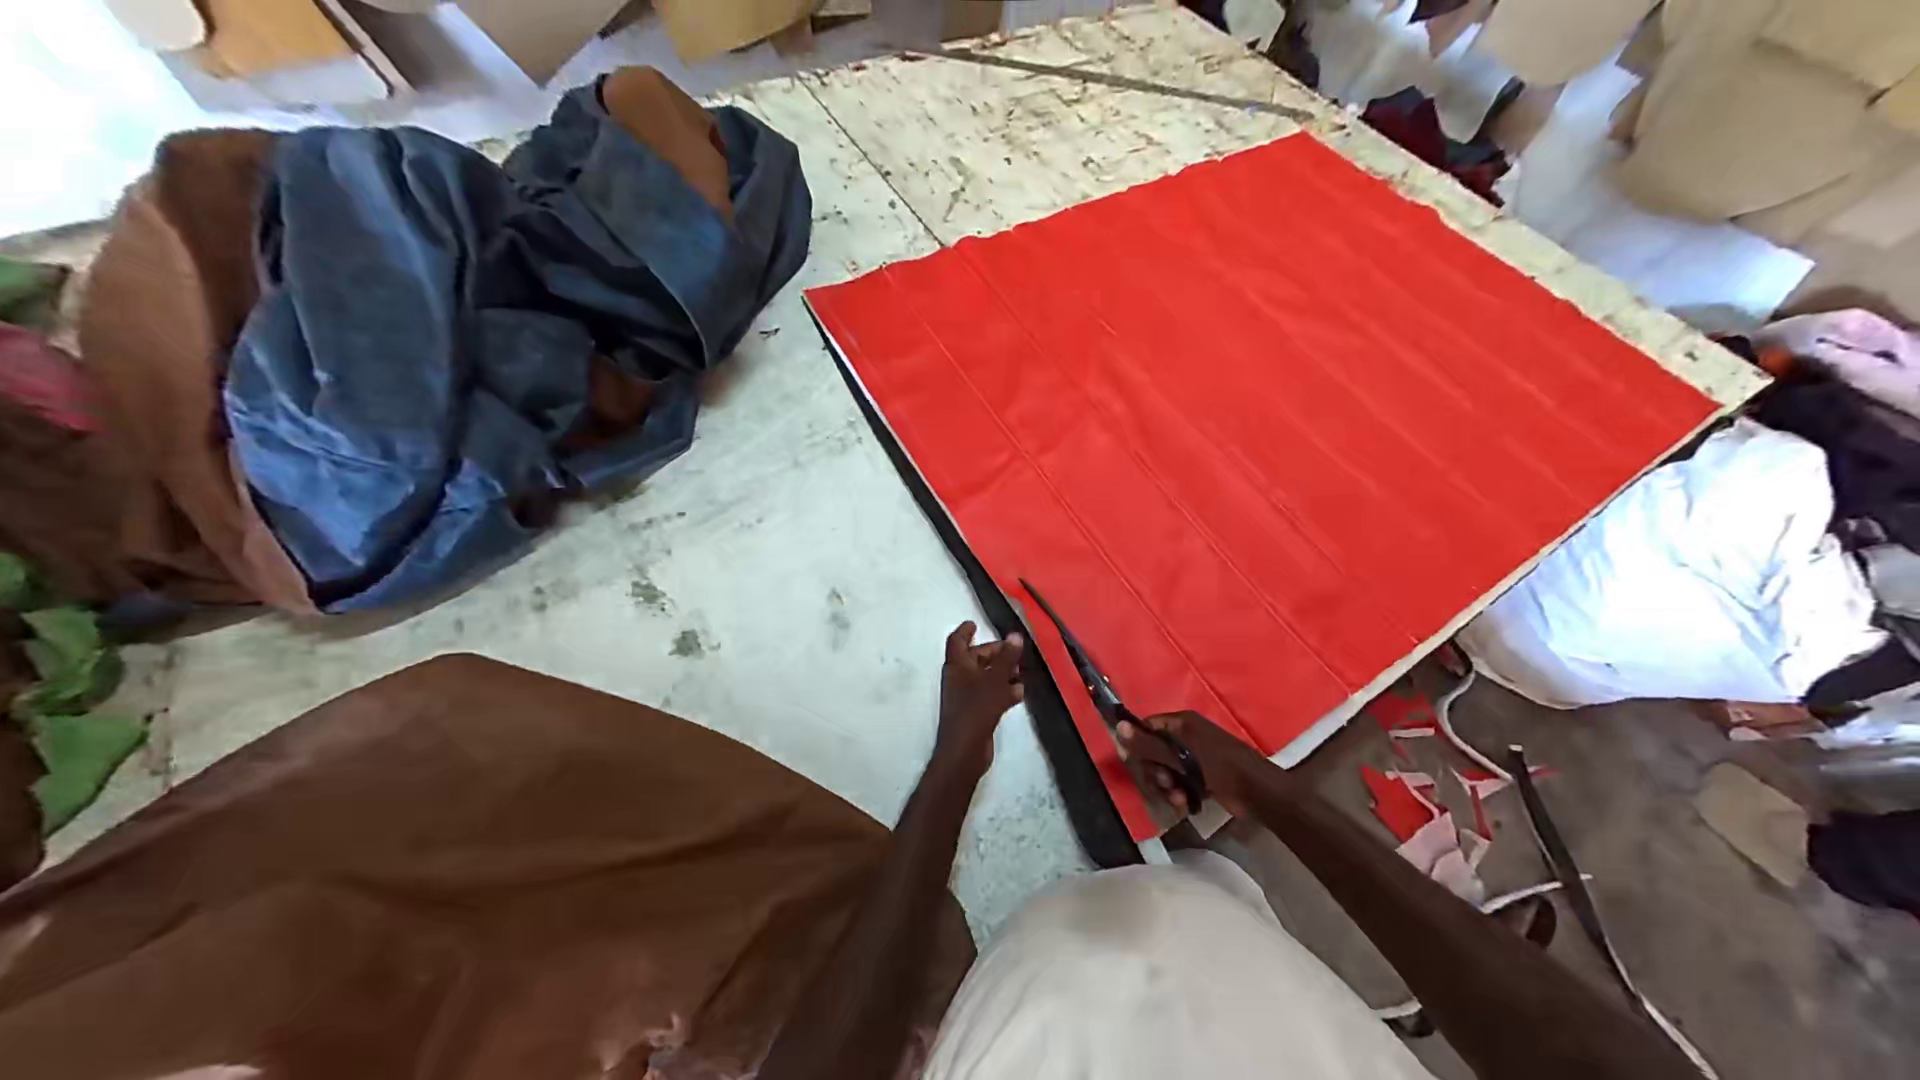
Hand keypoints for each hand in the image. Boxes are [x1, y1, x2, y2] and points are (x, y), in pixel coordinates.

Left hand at [935, 621, 1023, 779]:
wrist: (965, 750)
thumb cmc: (976, 709)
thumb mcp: (995, 681)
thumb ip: (1007, 659)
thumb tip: (1015, 636)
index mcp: (957, 666)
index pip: (957, 641)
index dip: (965, 631)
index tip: (975, 623)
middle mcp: (960, 678)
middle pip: (977, 658)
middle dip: (996, 653)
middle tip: (1016, 651)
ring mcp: (967, 696)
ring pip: (986, 677)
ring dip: (1003, 673)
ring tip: (1022, 672)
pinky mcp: (977, 712)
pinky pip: (991, 694)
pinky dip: (1004, 691)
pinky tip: (1019, 693)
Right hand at [1116, 710, 1265, 816]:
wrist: (1259, 793)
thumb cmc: (1222, 767)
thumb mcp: (1182, 756)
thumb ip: (1149, 745)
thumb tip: (1119, 727)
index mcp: (1182, 724)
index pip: (1147, 727)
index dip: (1138, 743)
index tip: (1134, 761)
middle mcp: (1186, 736)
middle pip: (1154, 752)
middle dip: (1155, 772)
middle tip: (1163, 783)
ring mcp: (1194, 758)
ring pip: (1165, 771)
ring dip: (1166, 787)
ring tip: (1178, 798)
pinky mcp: (1201, 777)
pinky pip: (1178, 782)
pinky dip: (1178, 794)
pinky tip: (1185, 804)